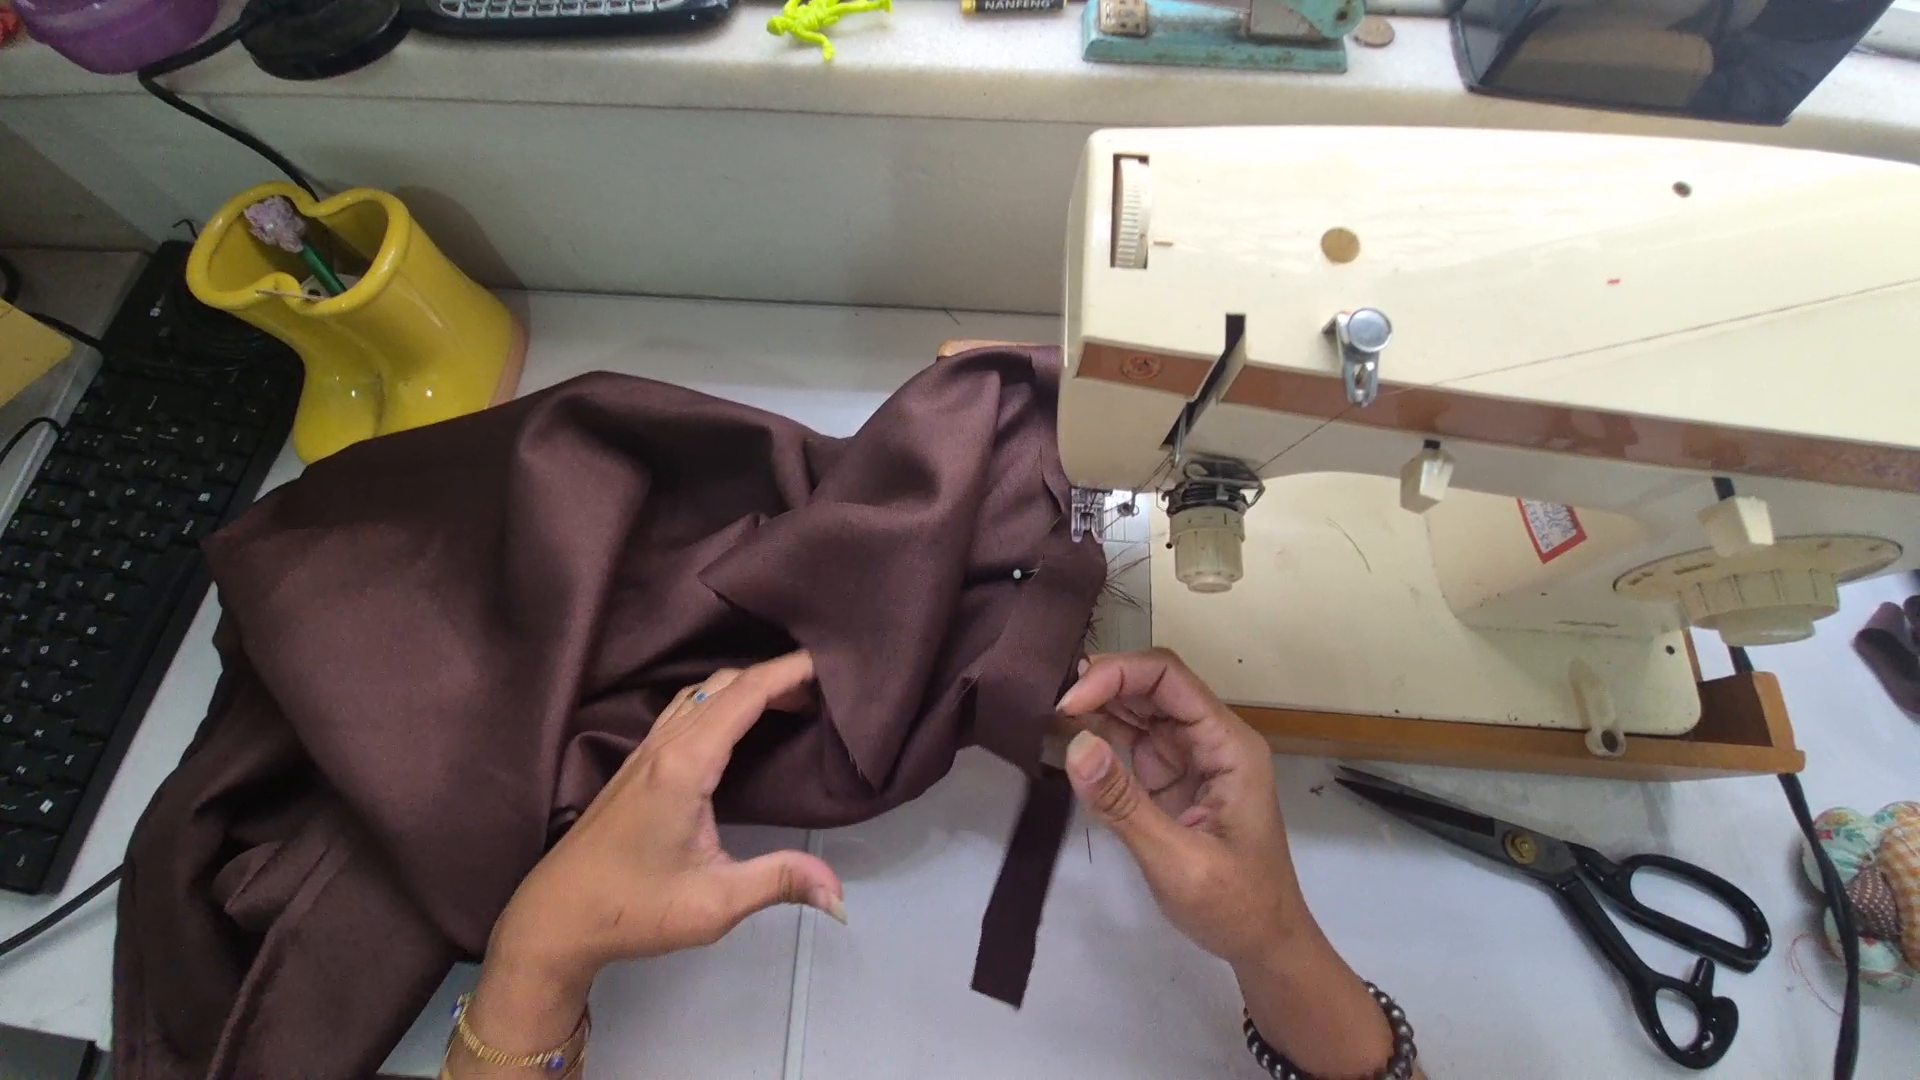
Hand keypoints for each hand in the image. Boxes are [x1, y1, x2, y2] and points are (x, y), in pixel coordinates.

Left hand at [455, 652, 843, 1075]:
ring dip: (750, 685)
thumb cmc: (632, 909)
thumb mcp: (713, 904)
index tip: (830, 662)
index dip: (789, 672)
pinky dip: (725, 698)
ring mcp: (648, 748)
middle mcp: (666, 744)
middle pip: (728, 684)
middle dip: (779, 674)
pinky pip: (689, 707)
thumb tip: (841, 897)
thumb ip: (780, 883)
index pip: (746, 694)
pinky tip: (741, 721)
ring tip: (794, 700)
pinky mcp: (640, 761)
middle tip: (826, 686)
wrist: (551, 921)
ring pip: (705, 691)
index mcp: (686, 763)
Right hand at [1055, 648, 1304, 965]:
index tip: (1071, 702)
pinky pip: (1128, 737)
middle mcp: (1207, 736)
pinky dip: (1096, 730)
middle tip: (1049, 702)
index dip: (1118, 675)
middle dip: (1101, 684)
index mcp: (1227, 743)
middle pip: (1150, 684)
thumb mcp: (1178, 862)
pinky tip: (1065, 730)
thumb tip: (1075, 745)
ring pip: (1136, 705)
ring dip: (1095, 702)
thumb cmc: (1236, 906)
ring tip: (1049, 709)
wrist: (1263, 946)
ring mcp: (1185, 753)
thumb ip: (1124, 804)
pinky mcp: (1165, 774)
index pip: (1169, 678)